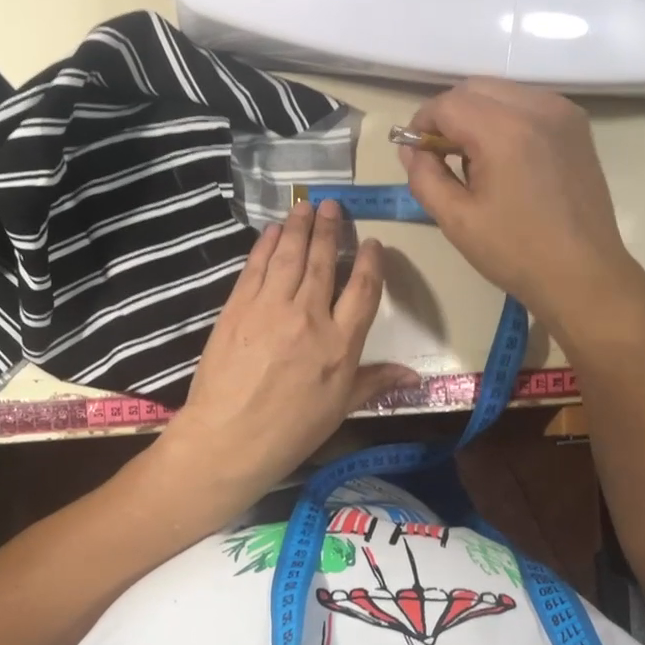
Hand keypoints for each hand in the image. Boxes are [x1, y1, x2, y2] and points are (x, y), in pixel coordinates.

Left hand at [161, 201, 417, 496]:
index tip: (373, 244)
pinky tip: (271, 232)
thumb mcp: (338, 410)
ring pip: (288, 257)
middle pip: (323, 262)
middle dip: (329, 230)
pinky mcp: (237, 309)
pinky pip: (255, 267)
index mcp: (340, 344)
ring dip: (297, 227)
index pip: (363, 290)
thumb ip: (374, 382)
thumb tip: (415, 376)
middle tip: (331, 206)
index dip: (370, 262)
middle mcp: (309, 316)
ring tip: (304, 207)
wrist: (229, 439)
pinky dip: (265, 246)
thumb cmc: (289, 433)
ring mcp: (270, 309)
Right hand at [399, 78, 640, 322]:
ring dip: (476, 116)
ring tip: (472, 162)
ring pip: (502, 93)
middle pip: (475, 88)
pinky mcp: (576, 125)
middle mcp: (537, 107)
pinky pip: (528, 105)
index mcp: (505, 131)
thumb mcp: (456, 220)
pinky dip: (505, 120)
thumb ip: (425, 177)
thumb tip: (410, 149)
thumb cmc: (514, 252)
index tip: (413, 152)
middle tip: (437, 156)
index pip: (448, 103)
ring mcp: (563, 112)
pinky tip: (503, 161)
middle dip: (448, 116)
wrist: (581, 272)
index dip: (422, 123)